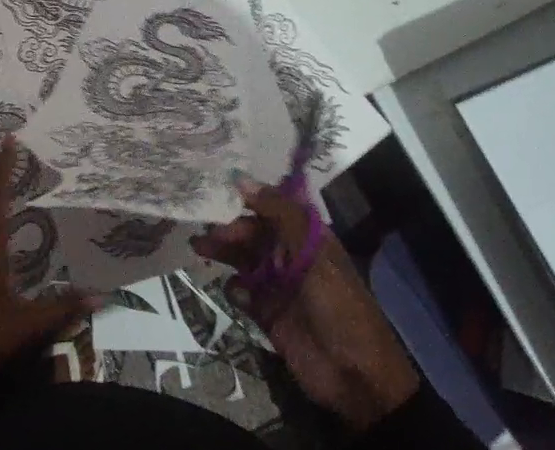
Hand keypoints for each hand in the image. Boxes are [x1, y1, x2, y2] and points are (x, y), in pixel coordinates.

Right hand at [192, 183, 419, 432]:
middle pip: (253, 233)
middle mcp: (291, 256)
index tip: (216, 187)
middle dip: (229, 228)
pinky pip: (242, 292)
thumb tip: (241, 179)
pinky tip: (236, 292)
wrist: (354, 375)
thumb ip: (279, 213)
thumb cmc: (338, 304)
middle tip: (204, 230)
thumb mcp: (313, 252)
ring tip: (199, 248)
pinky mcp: (267, 312)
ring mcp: (278, 285)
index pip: (272, 208)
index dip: (247, 197)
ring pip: (243, 259)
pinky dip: (235, 289)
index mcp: (309, 238)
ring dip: (223, 252)